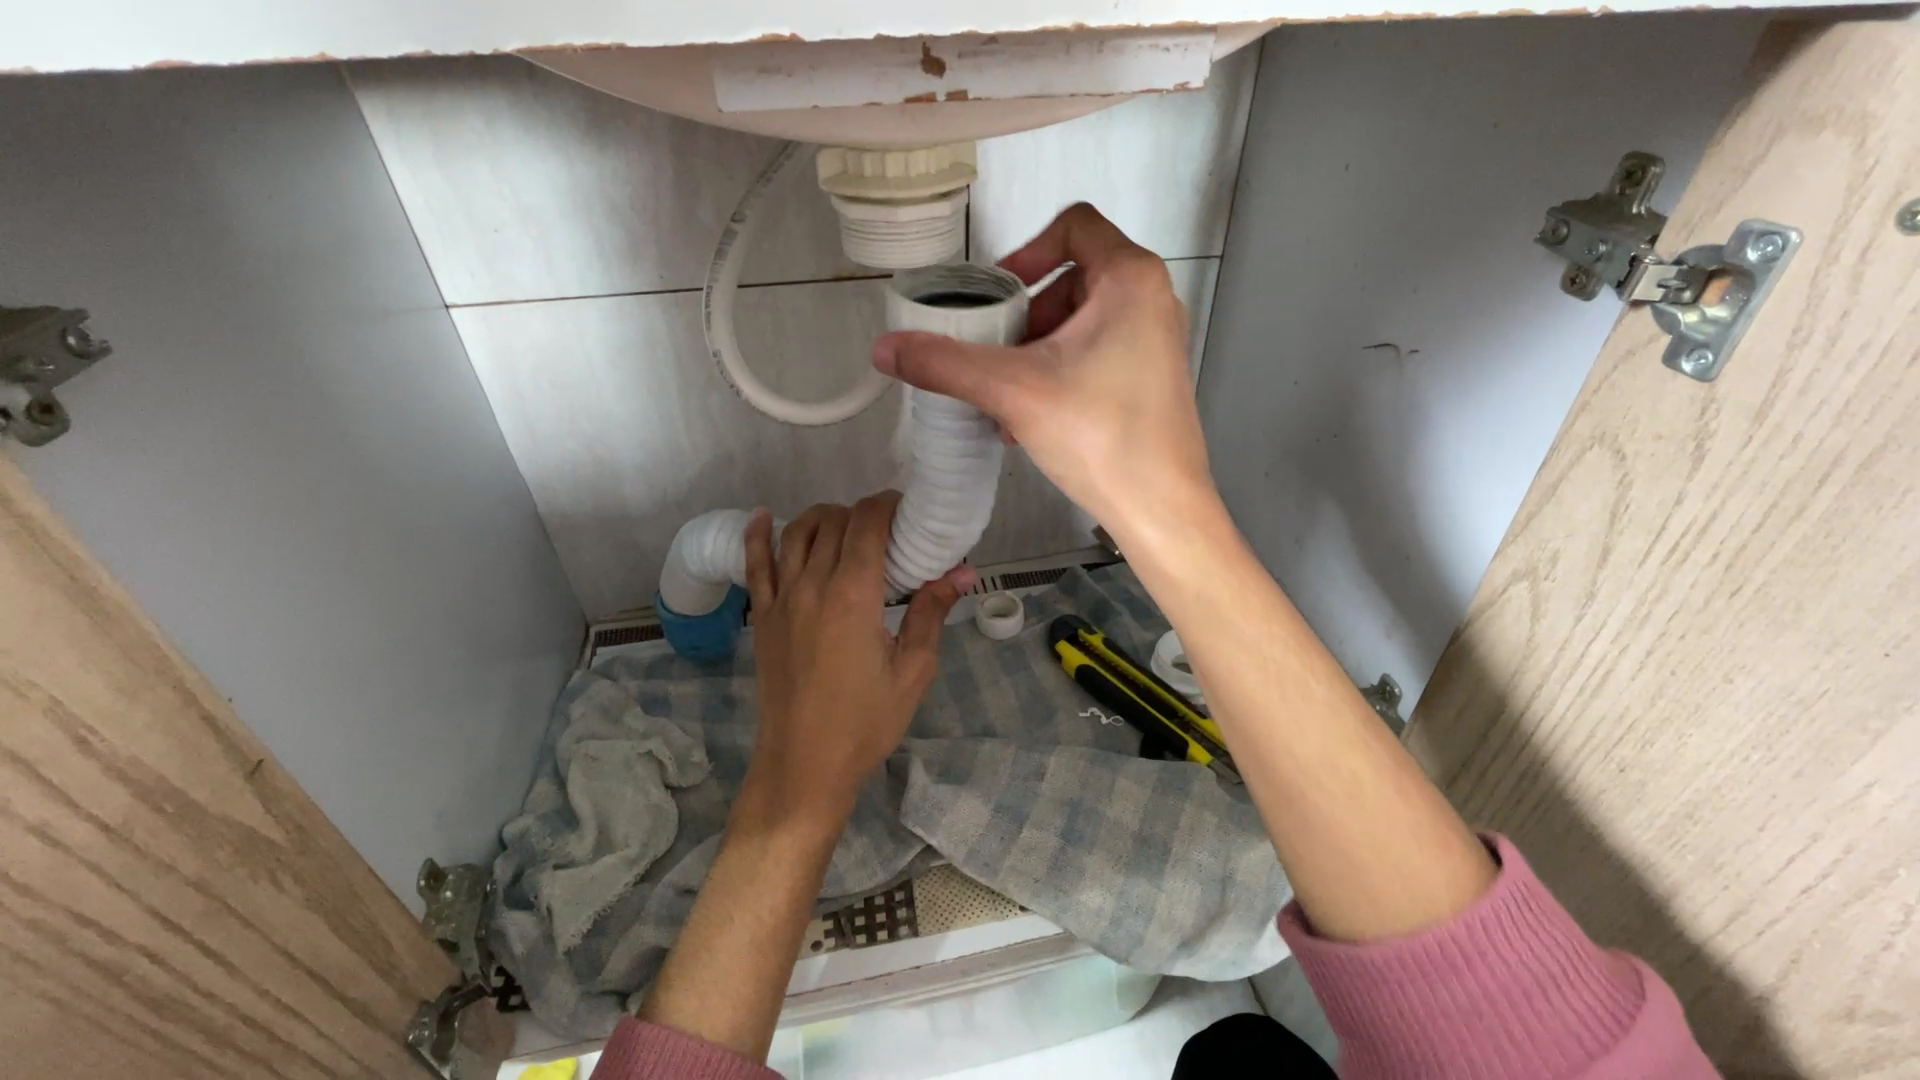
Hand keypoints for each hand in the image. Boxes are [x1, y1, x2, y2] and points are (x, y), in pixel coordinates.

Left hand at [736, 492, 966, 831]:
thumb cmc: (866, 721)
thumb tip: (963, 570)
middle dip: (862, 513)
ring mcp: (781, 600)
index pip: (868, 523)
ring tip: (845, 524)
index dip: (888, 505)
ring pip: (796, 534)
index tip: (906, 509)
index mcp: (854, 594)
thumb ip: (931, 612)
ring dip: (822, 518)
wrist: (805, 763)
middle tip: (888, 529)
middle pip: (834, 522)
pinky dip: (757, 536)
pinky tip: (764, 516)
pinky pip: (754, 566)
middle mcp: (813, 585)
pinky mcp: (762, 618)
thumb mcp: (913, 670)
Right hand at [870, 203, 1212, 543]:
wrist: (1160, 508)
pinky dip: (1058, 372)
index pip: (1073, 224)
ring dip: (1034, 351)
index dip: (1025, 251)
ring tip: (1007, 396)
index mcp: (1130, 278)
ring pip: (1080, 322)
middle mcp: (1152, 299)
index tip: (997, 296)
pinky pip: (1095, 354)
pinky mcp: (1152, 378)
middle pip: (1072, 277)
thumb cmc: (1098, 434)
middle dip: (1025, 315)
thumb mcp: (1012, 391)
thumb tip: (883, 349)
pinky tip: (1027, 419)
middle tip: (997, 353)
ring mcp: (1156, 341)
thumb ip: (945, 364)